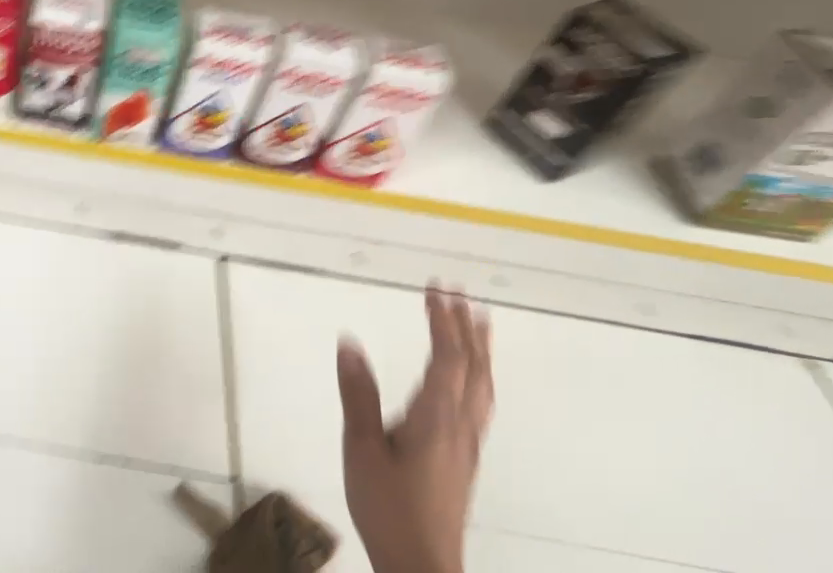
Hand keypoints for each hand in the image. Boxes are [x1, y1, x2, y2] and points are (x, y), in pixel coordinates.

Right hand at [337, 285, 493, 572]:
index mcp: (436, 417)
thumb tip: (349, 342)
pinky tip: (469, 381)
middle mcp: (459, 425)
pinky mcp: (463, 460)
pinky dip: (478, 376)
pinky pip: (480, 403)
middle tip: (459, 293)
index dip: (443, 320)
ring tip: (479, 324)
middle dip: (466, 328)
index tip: (436, 287)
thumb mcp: (362, 448)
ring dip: (480, 350)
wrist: (420, 564)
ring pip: (482, 387)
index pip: (447, 357)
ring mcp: (466, 444)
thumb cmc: (388, 506)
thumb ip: (358, 395)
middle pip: (473, 368)